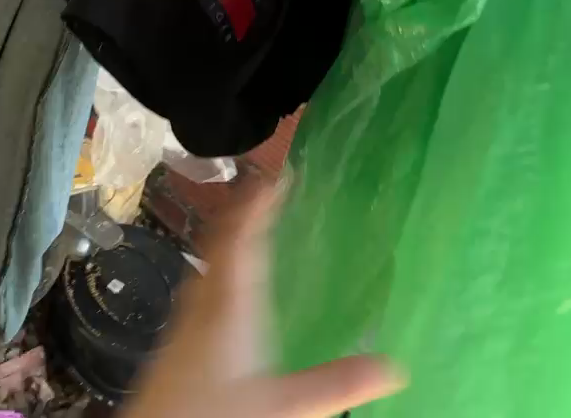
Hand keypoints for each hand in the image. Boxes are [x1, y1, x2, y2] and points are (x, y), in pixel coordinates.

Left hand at [122, 184, 403, 417]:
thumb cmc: (218, 415)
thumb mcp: (286, 407)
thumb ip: (336, 384)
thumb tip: (395, 367)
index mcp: (231, 303)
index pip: (243, 235)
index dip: (258, 202)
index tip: (278, 176)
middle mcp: (204, 299)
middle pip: (221, 238)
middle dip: (242, 210)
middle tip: (267, 191)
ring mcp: (185, 317)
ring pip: (207, 258)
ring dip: (228, 234)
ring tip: (250, 225)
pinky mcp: (176, 337)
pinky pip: (201, 280)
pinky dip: (219, 262)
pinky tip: (228, 284)